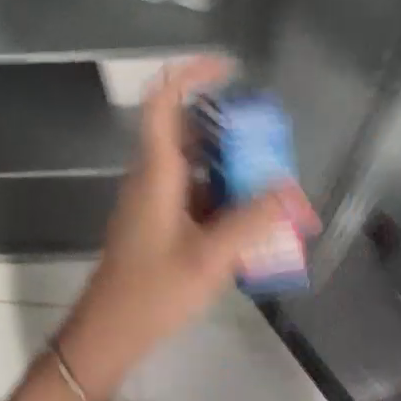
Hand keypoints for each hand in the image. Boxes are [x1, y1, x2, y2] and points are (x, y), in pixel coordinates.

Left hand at [54, 56, 317, 400]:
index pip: (163, 101)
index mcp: (157, 169)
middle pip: (186, 127)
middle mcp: (153, 173)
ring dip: (227, 159)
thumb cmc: (153, 291)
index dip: (190, 74)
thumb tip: (290, 190)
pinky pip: (193, 186)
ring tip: (269, 169)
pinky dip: (221, 188)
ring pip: (192, 159)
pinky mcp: (160, 217)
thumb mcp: (209, 258)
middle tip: (267, 131)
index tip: (227, 68)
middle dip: (227, 123)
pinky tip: (251, 210)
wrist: (110, 332)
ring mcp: (154, 195)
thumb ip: (250, 222)